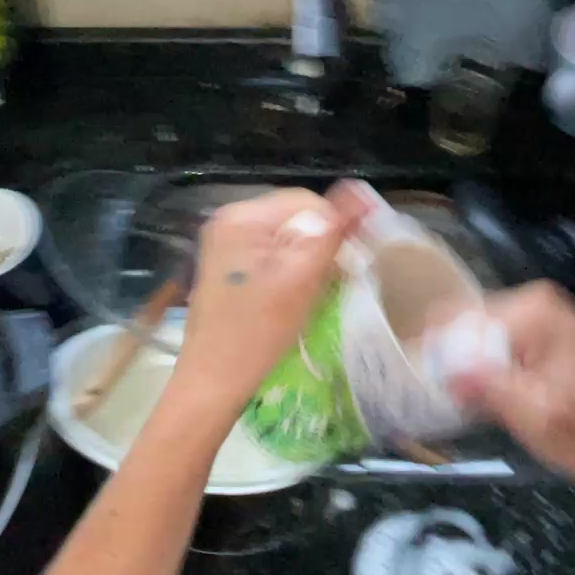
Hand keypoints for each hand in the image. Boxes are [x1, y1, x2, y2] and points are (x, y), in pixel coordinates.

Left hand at [167, 189, 357, 421]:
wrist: (213, 383)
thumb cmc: (257, 333)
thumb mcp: (301, 278)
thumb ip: (332, 231)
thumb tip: (361, 191)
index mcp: (242, 216)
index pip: (308, 202)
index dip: (334, 229)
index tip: (344, 266)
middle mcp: (229, 221)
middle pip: (296, 217)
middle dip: (319, 246)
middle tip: (328, 282)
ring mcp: (225, 244)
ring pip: (287, 238)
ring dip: (307, 261)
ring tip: (311, 292)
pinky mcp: (228, 267)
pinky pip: (272, 255)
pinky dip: (289, 271)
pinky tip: (292, 297)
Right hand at [447, 282, 574, 484]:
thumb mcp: (537, 418)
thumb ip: (485, 387)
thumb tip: (440, 366)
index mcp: (526, 314)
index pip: (452, 320)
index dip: (431, 352)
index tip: (418, 386)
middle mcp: (533, 303)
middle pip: (465, 326)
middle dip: (452, 362)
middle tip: (445, 405)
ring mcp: (545, 316)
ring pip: (483, 338)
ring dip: (473, 369)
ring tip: (469, 407)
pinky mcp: (554, 333)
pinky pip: (505, 345)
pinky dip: (495, 368)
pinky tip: (498, 399)